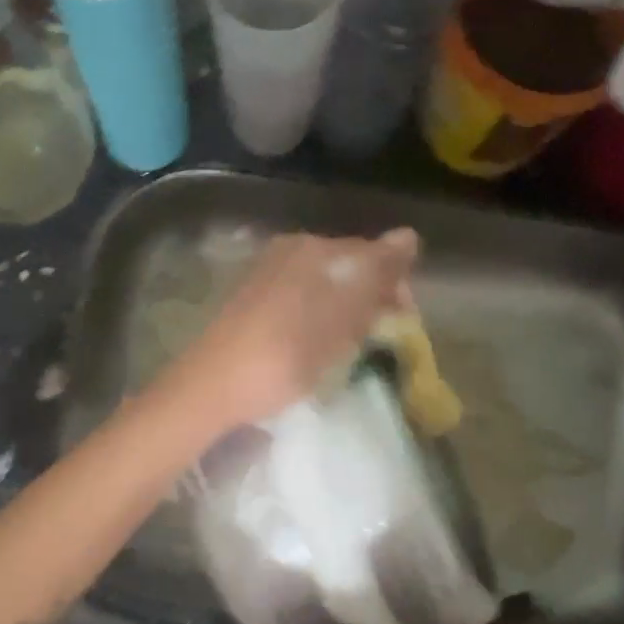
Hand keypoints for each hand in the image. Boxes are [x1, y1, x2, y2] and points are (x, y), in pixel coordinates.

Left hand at [158, 229, 418, 431]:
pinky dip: (315, 321)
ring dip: (343, 311)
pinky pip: (298, 304)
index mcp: (313, 247)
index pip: (371, 254)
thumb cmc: (288, 352)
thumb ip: (378, 272)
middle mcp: (288, 252)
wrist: (215, 386)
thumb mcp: (343, 313)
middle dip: (369, 298)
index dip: (394, 286)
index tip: (405, 322)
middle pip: (345, 269)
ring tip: (349, 347)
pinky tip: (314, 347)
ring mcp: (264, 277)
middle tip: (379, 337)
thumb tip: (408, 236)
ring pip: (321, 287)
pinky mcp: (248, 305)